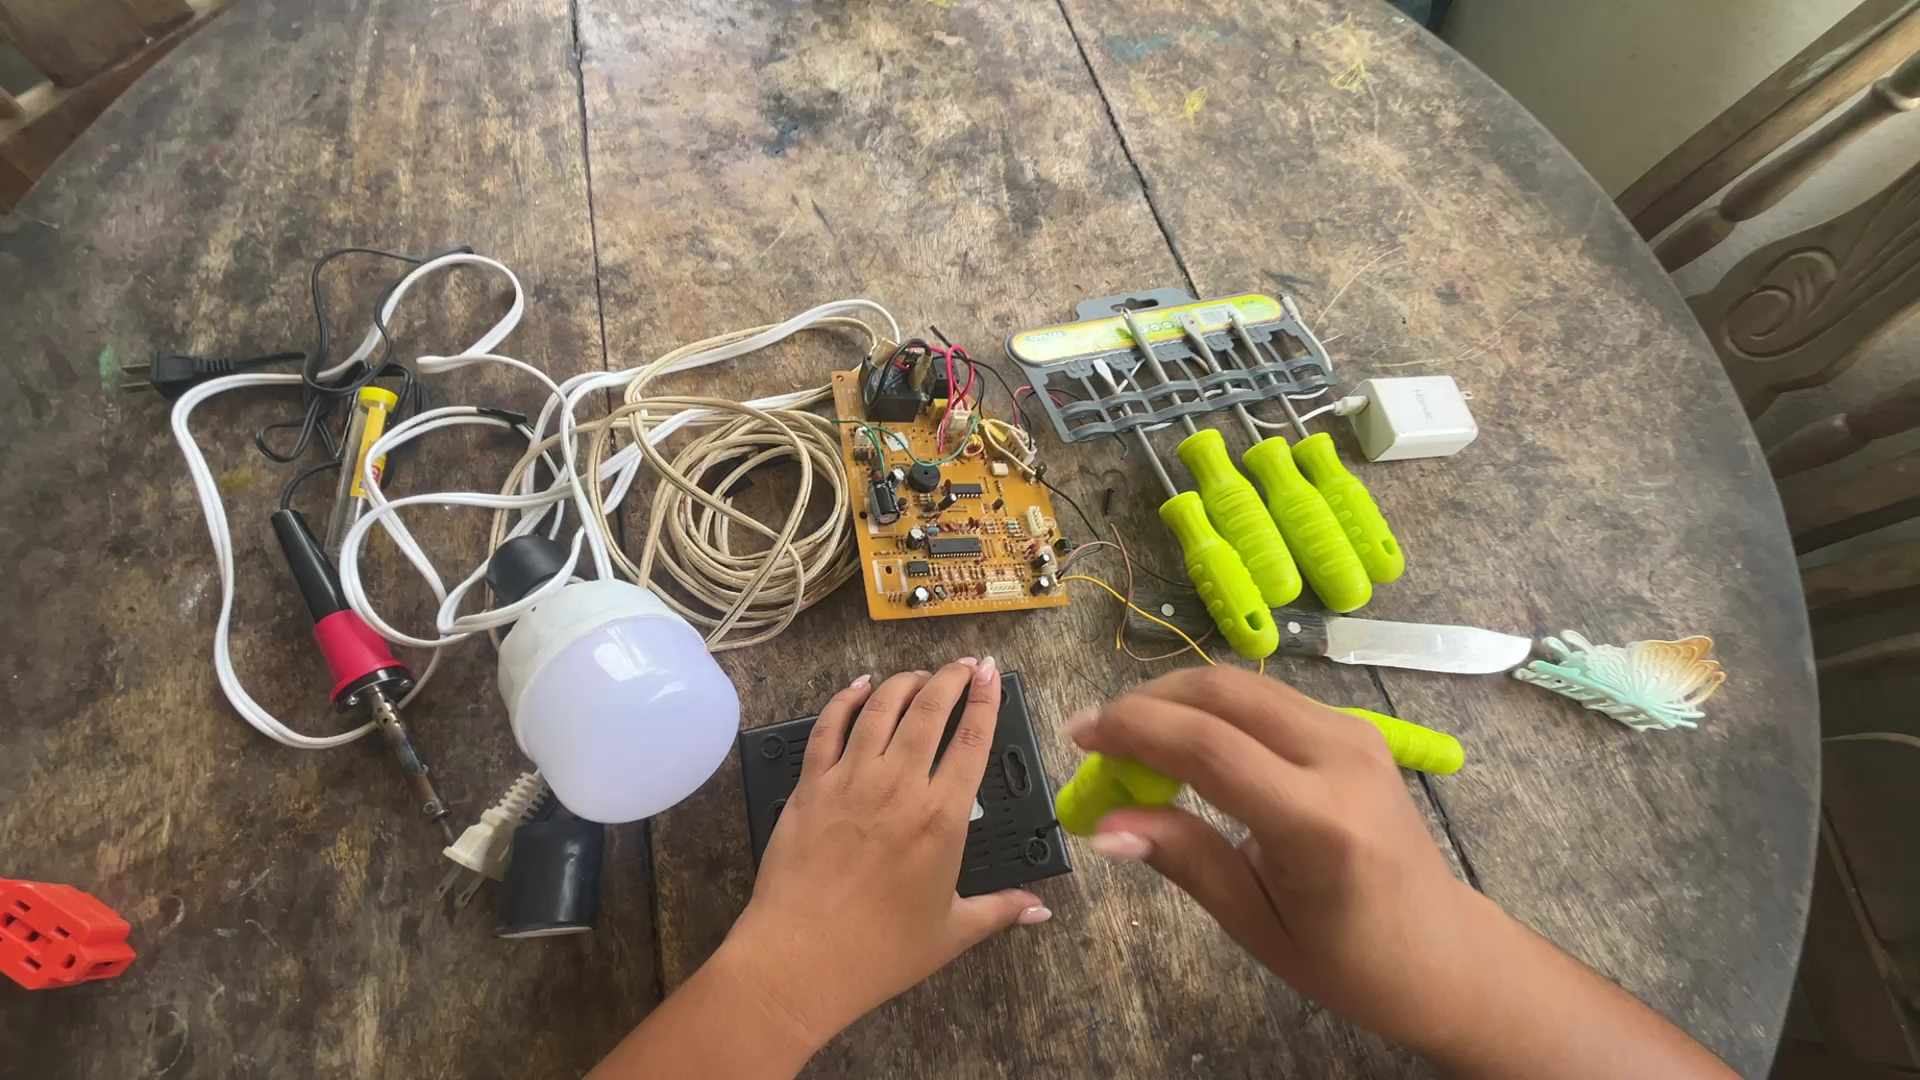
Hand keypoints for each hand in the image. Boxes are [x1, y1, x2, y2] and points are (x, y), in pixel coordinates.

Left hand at [717, 658, 1051, 1052]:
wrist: (798, 962)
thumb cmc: (880, 951)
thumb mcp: (950, 933)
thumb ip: (1000, 910)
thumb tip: (1043, 909)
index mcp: (940, 817)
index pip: (972, 741)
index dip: (986, 700)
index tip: (992, 673)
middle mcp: (898, 785)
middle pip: (930, 709)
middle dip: (951, 677)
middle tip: (965, 664)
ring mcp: (851, 779)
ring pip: (881, 707)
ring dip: (905, 682)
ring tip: (921, 674)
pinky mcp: (811, 783)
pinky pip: (829, 726)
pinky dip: (846, 699)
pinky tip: (860, 686)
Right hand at [1065, 667, 1491, 1053]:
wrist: (1448, 952)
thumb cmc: (1351, 959)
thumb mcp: (1255, 923)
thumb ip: (1181, 857)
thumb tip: (1104, 827)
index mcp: (1320, 823)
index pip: (1209, 748)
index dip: (1133, 730)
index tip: (1080, 734)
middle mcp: (1340, 758)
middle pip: (1219, 694)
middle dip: (1144, 703)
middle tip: (1099, 735)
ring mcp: (1350, 732)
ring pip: (1236, 682)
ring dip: (1171, 698)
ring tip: (1130, 737)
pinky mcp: (1349, 724)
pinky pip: (1258, 694)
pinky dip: (1205, 704)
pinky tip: (1181, 737)